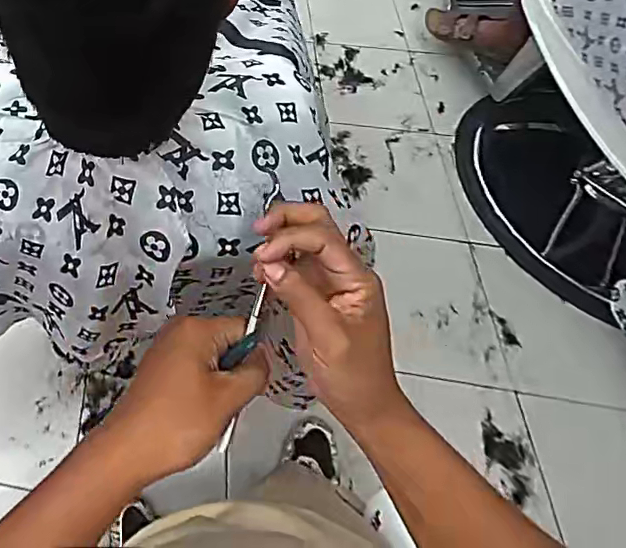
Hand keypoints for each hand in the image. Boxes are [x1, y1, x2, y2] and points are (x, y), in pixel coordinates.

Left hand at [97, 315, 268, 480]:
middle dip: (232, 374)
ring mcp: (167, 348)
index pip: (243, 329)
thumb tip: (262, 359)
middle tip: (224, 401)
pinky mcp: (161, 367)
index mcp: (196, 329)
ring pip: (211, 361)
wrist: (127, 452)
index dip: (252, 357)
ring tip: (204, 411)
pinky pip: (193, 371)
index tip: (248, 381)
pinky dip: (199, 391)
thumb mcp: (227, 399)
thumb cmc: (167, 426)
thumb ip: (254, 373)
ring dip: (217, 386)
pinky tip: (191, 414)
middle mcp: (179, 331)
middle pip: (227, 344)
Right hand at [253, 204, 405, 430]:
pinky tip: (264, 271)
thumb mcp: (328, 338)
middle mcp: (345, 273)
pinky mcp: (315, 292)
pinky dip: (276, 260)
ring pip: (304, 239)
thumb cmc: (359, 379)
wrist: (366, 407)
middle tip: (261, 228)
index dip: (291, 238)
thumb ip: (299, 296)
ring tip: (259, 255)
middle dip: (287, 219)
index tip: (266, 254)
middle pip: (318, 224)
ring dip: (280, 238)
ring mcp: (330, 281)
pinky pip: (294, 264)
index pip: (323, 238)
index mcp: (357, 279)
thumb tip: (272, 266)